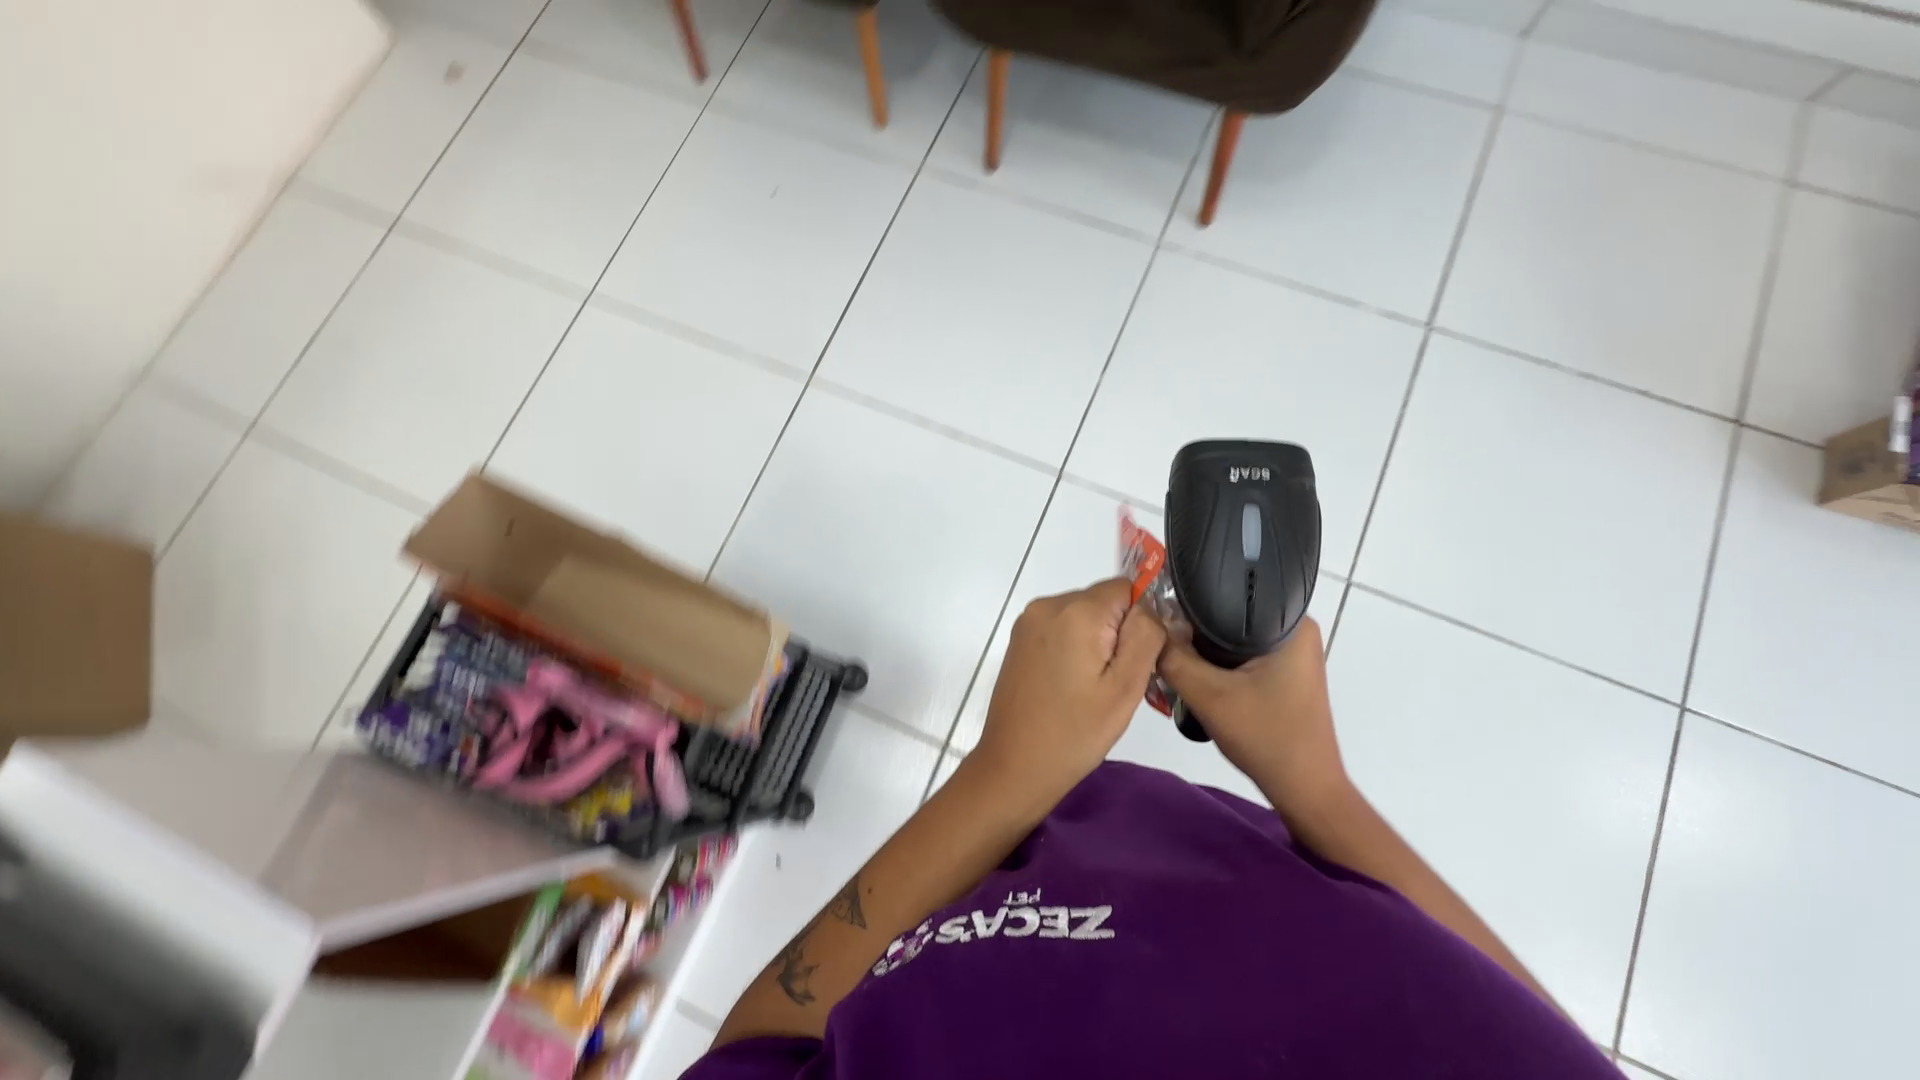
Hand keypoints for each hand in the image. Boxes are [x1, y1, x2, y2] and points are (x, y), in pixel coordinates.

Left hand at [971, 578, 1166, 810]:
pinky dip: (1075, 649)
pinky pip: (1062, 630)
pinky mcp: (1019, 641)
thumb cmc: (1075, 732)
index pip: (1128, 588)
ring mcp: (1028, 622)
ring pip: (1083, 616)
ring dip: (1097, 643)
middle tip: (1117, 682)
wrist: (1015, 766)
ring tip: (1094, 688)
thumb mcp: (1125, 686)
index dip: (1142, 621)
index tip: (1139, 660)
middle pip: (1103, 601)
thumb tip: (1153, 605)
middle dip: (1118, 633)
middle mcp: (1047, 605)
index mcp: (1075, 611)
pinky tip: (1074, 686)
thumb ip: (1146, 635)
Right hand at [1156, 617, 1350, 818]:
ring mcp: (1292, 654)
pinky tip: (1199, 679)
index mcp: (1292, 621)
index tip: (1158, 616)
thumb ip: (1173, 657)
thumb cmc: (1266, 737)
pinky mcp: (1284, 674)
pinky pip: (1242, 657)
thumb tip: (1152, 628)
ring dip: (1206, 651)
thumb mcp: (1208, 695)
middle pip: (1228, 617)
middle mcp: (1297, 629)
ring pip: (1233, 639)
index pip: (1228, 593)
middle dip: (1195, 630)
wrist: (1304, 789)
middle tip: (1163, 642)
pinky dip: (1220, 666)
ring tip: (1175, 659)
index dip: (1189, 603)